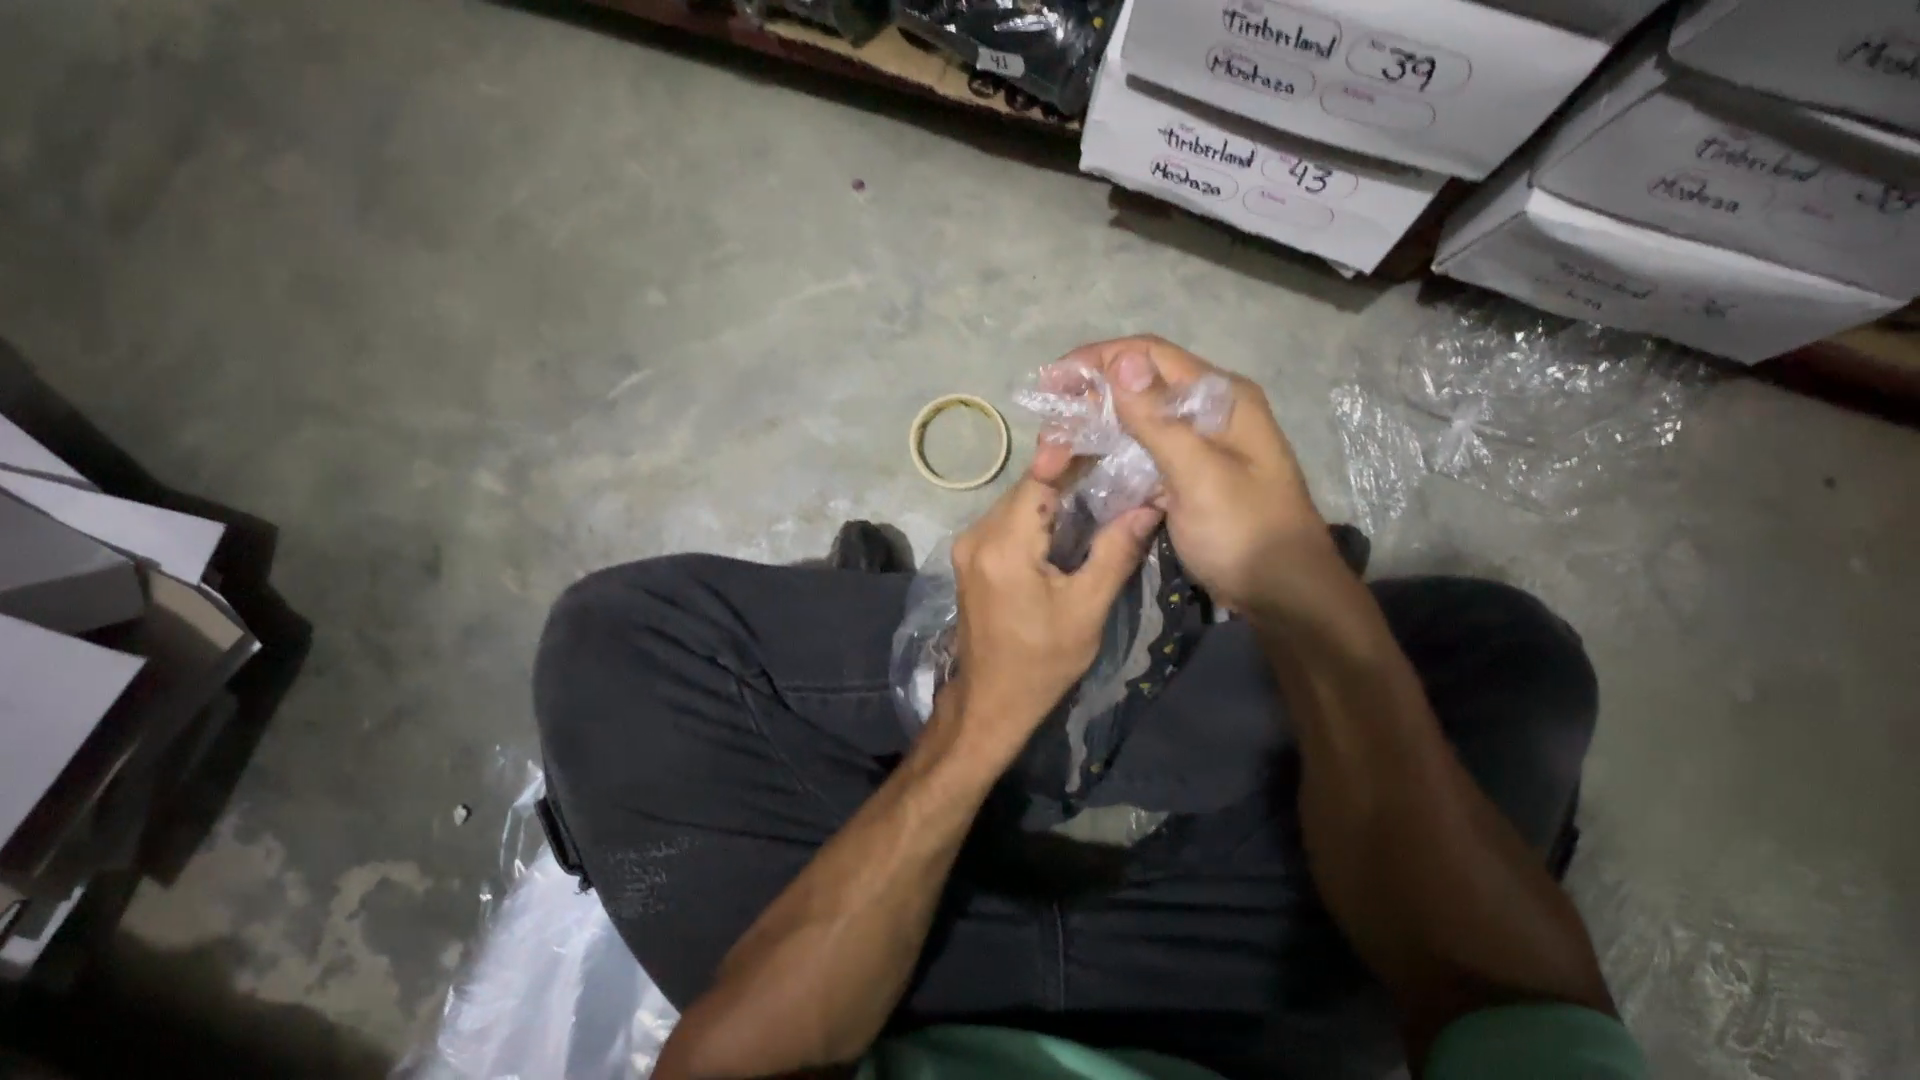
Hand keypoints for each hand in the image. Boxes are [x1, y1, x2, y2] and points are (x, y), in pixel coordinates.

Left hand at [940, 449, 1160, 758]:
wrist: (991, 701)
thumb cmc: (1042, 662)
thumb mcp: (1086, 609)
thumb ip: (1115, 552)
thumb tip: (1150, 505)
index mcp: (1004, 546)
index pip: (1039, 479)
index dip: (1071, 453)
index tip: (1103, 430)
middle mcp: (976, 536)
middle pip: (1028, 488)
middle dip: (1070, 475)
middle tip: (1117, 460)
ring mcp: (968, 546)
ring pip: (1018, 502)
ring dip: (1055, 495)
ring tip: (1102, 484)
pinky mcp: (971, 558)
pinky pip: (1008, 522)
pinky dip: (1039, 516)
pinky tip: (1071, 518)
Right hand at [1056, 336, 1337, 613]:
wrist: (1283, 594)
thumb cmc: (1245, 531)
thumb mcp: (1199, 474)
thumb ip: (1157, 418)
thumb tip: (1121, 358)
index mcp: (1221, 397)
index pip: (1149, 356)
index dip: (1097, 360)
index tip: (1051, 380)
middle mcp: (1209, 412)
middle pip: (1139, 388)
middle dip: (1090, 399)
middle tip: (1048, 425)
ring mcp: (1199, 446)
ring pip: (1136, 423)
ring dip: (1096, 430)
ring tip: (1056, 448)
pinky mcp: (1188, 478)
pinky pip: (1142, 455)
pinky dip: (1112, 458)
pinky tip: (1082, 470)